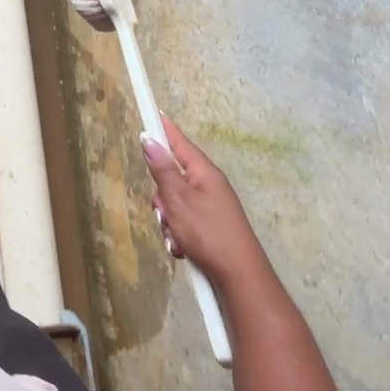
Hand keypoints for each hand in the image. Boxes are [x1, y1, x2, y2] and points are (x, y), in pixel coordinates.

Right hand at [142, 115, 270, 287]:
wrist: (240, 277)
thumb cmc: (208, 233)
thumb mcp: (178, 199)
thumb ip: (162, 169)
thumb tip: (149, 138)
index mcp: (204, 172)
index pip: (178, 142)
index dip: (162, 129)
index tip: (150, 112)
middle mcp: (208, 185)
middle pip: (171, 176)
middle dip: (160, 194)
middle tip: (163, 210)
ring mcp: (210, 206)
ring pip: (174, 201)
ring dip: (168, 218)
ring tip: (175, 236)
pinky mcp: (210, 225)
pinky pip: (183, 220)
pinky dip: (178, 232)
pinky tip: (181, 247)